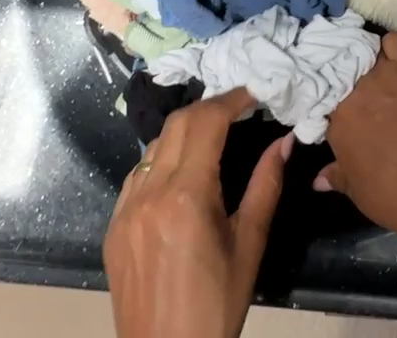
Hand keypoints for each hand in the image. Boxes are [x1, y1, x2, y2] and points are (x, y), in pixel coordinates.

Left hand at [106, 88, 291, 337]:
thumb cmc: (217, 304)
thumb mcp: (250, 244)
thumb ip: (266, 185)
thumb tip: (284, 141)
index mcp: (187, 195)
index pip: (206, 123)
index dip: (231, 100)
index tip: (254, 92)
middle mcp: (150, 193)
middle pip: (176, 124)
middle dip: (209, 107)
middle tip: (238, 106)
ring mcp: (125, 209)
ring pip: (153, 146)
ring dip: (184, 131)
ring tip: (214, 135)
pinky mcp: (112, 227)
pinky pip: (137, 175)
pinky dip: (161, 160)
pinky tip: (181, 172)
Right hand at [315, 32, 396, 236]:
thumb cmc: (386, 189)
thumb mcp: (355, 188)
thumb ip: (336, 176)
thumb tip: (318, 180)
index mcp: (335, 118)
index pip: (325, 99)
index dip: (332, 102)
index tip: (339, 108)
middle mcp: (353, 89)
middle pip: (344, 71)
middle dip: (348, 78)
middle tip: (358, 88)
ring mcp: (381, 73)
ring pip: (366, 50)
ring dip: (369, 59)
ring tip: (376, 68)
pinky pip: (395, 41)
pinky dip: (393, 46)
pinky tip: (396, 55)